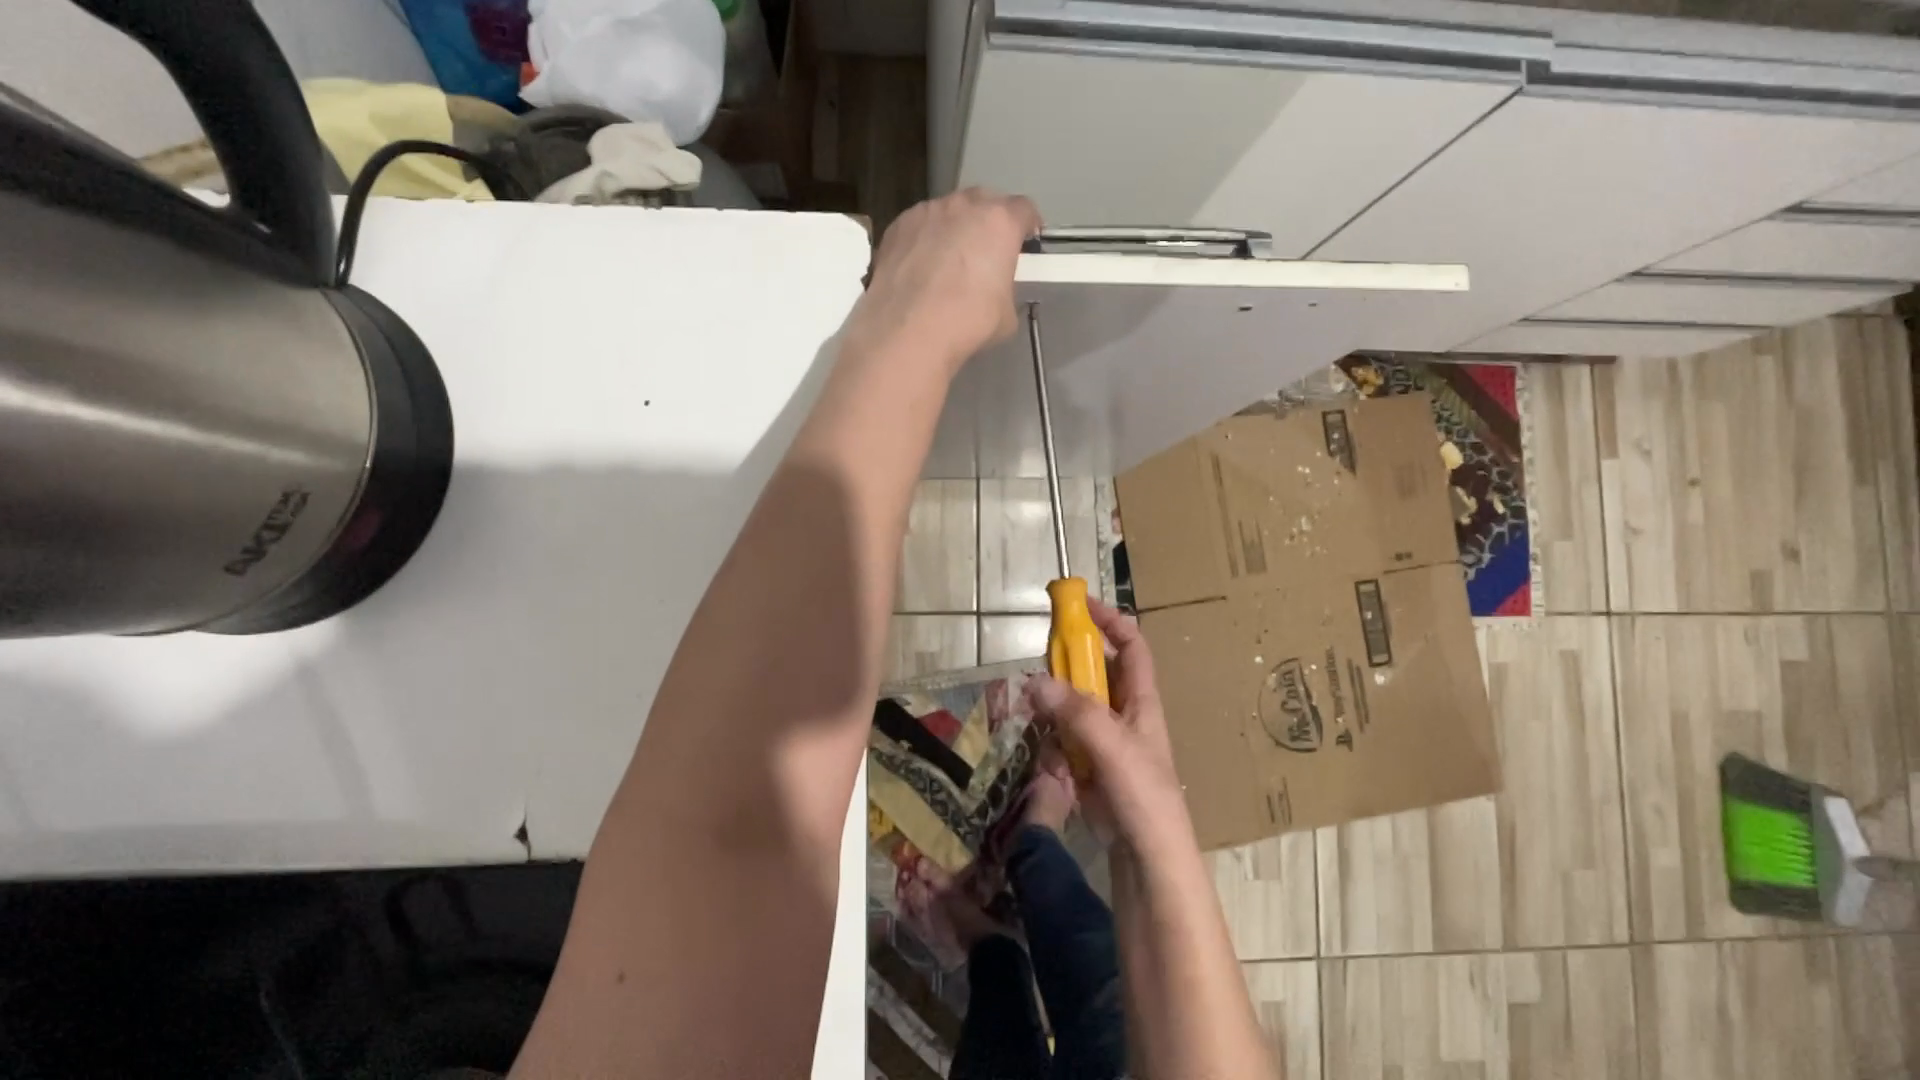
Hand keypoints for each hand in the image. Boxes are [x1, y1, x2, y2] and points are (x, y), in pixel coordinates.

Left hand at [845, 188, 1040, 373]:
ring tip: (948, 259)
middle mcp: (963, 206)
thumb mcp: (1006, 313)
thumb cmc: (967, 322)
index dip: (1027, 225)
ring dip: (954, 227)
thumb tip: (994, 290)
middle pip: (984, 201)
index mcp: (999, 222)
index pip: (1024, 209)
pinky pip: (920, 225)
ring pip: (948, 211)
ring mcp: (927, 211)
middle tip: (987, 250)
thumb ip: (1005, 287)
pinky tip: (920, 265)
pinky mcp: (897, 226)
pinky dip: (925, 238)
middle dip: (989, 220)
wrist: (907, 331)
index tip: (1026, 241)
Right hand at [1024, 598, 1190, 854]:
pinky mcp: (1088, 767)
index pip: (1131, 646)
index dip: (1109, 621)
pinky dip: (1051, 746)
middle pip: (1094, 673)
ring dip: (1054, 709)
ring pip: (1072, 708)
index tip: (1077, 605)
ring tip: (1038, 716)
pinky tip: (1050, 761)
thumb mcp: (1114, 747)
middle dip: (1067, 665)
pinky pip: (1062, 742)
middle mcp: (1124, 715)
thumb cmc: (1144, 796)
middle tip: (1039, 665)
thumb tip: (1035, 680)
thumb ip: (1076, 712)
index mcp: (1142, 701)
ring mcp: (1104, 742)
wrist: (1148, 859)